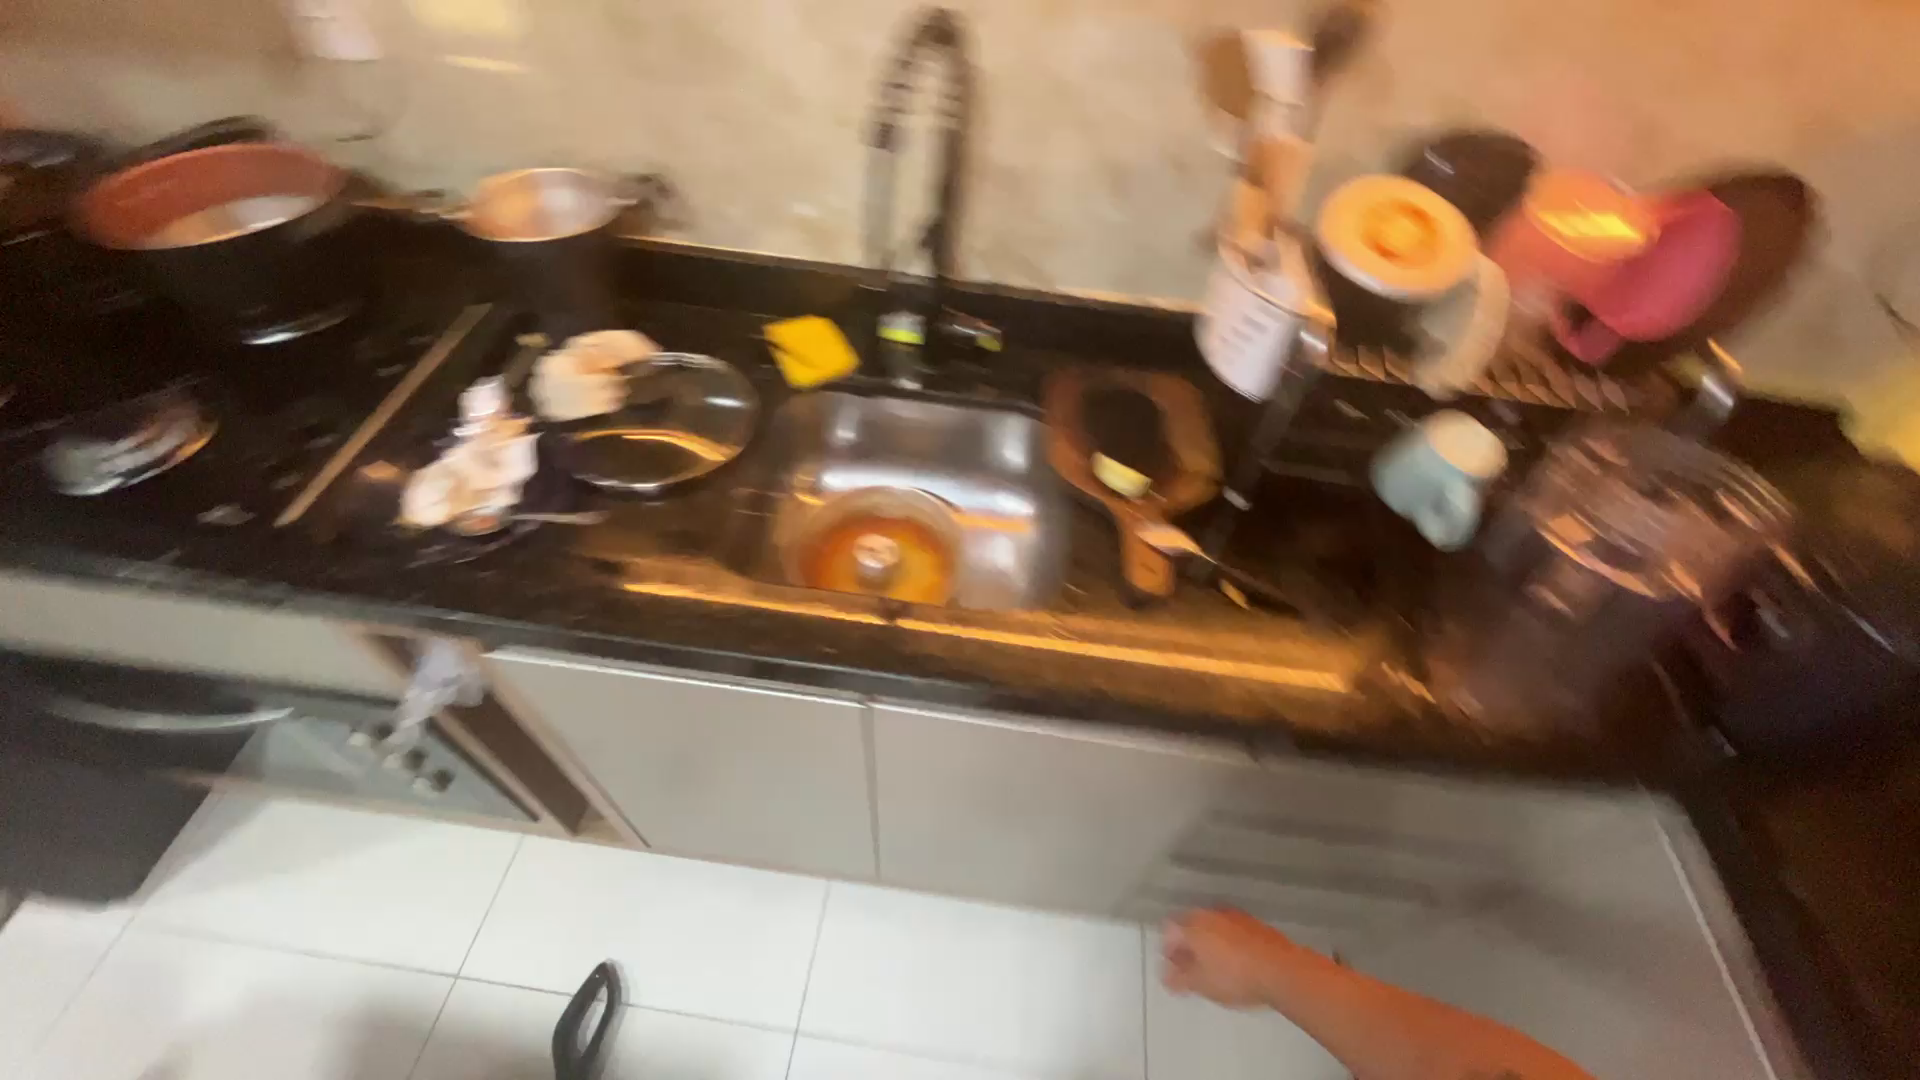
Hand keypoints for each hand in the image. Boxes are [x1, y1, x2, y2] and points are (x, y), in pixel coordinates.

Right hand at [1161, 909, 1297, 1007]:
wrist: (1281, 970)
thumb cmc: (1235, 977)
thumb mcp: (1201, 985)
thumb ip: (1178, 979)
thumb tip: (1165, 976)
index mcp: (1191, 925)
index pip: (1168, 929)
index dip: (1167, 948)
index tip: (1174, 967)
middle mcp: (1209, 913)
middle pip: (1189, 924)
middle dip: (1187, 944)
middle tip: (1192, 966)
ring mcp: (1232, 915)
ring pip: (1211, 925)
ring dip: (1207, 941)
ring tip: (1215, 965)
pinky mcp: (1252, 922)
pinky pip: (1230, 929)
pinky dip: (1227, 941)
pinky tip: (1235, 960)